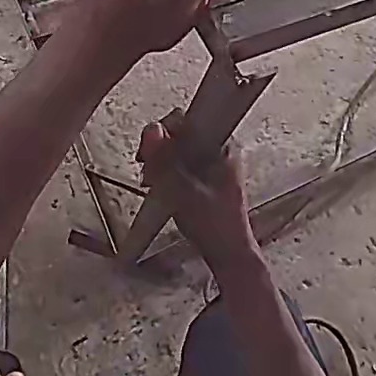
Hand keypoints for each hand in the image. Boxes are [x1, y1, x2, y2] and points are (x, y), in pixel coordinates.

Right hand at [137, 110, 260, 277]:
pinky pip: (183, 162)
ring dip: (161, 162)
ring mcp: (214, 161)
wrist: (229, 255)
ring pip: (179, 148)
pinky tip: (160, 187)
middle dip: (159, 150)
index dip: (162, 133)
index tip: (146, 153)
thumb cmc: (214, 225)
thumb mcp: (182, 191)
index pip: (187, 120)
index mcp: (222, 144)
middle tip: (148, 174)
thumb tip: (152, 130)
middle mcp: (220, 147)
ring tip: (152, 183)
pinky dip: (168, 172)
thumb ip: (165, 161)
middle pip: (181, 133)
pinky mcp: (208, 175)